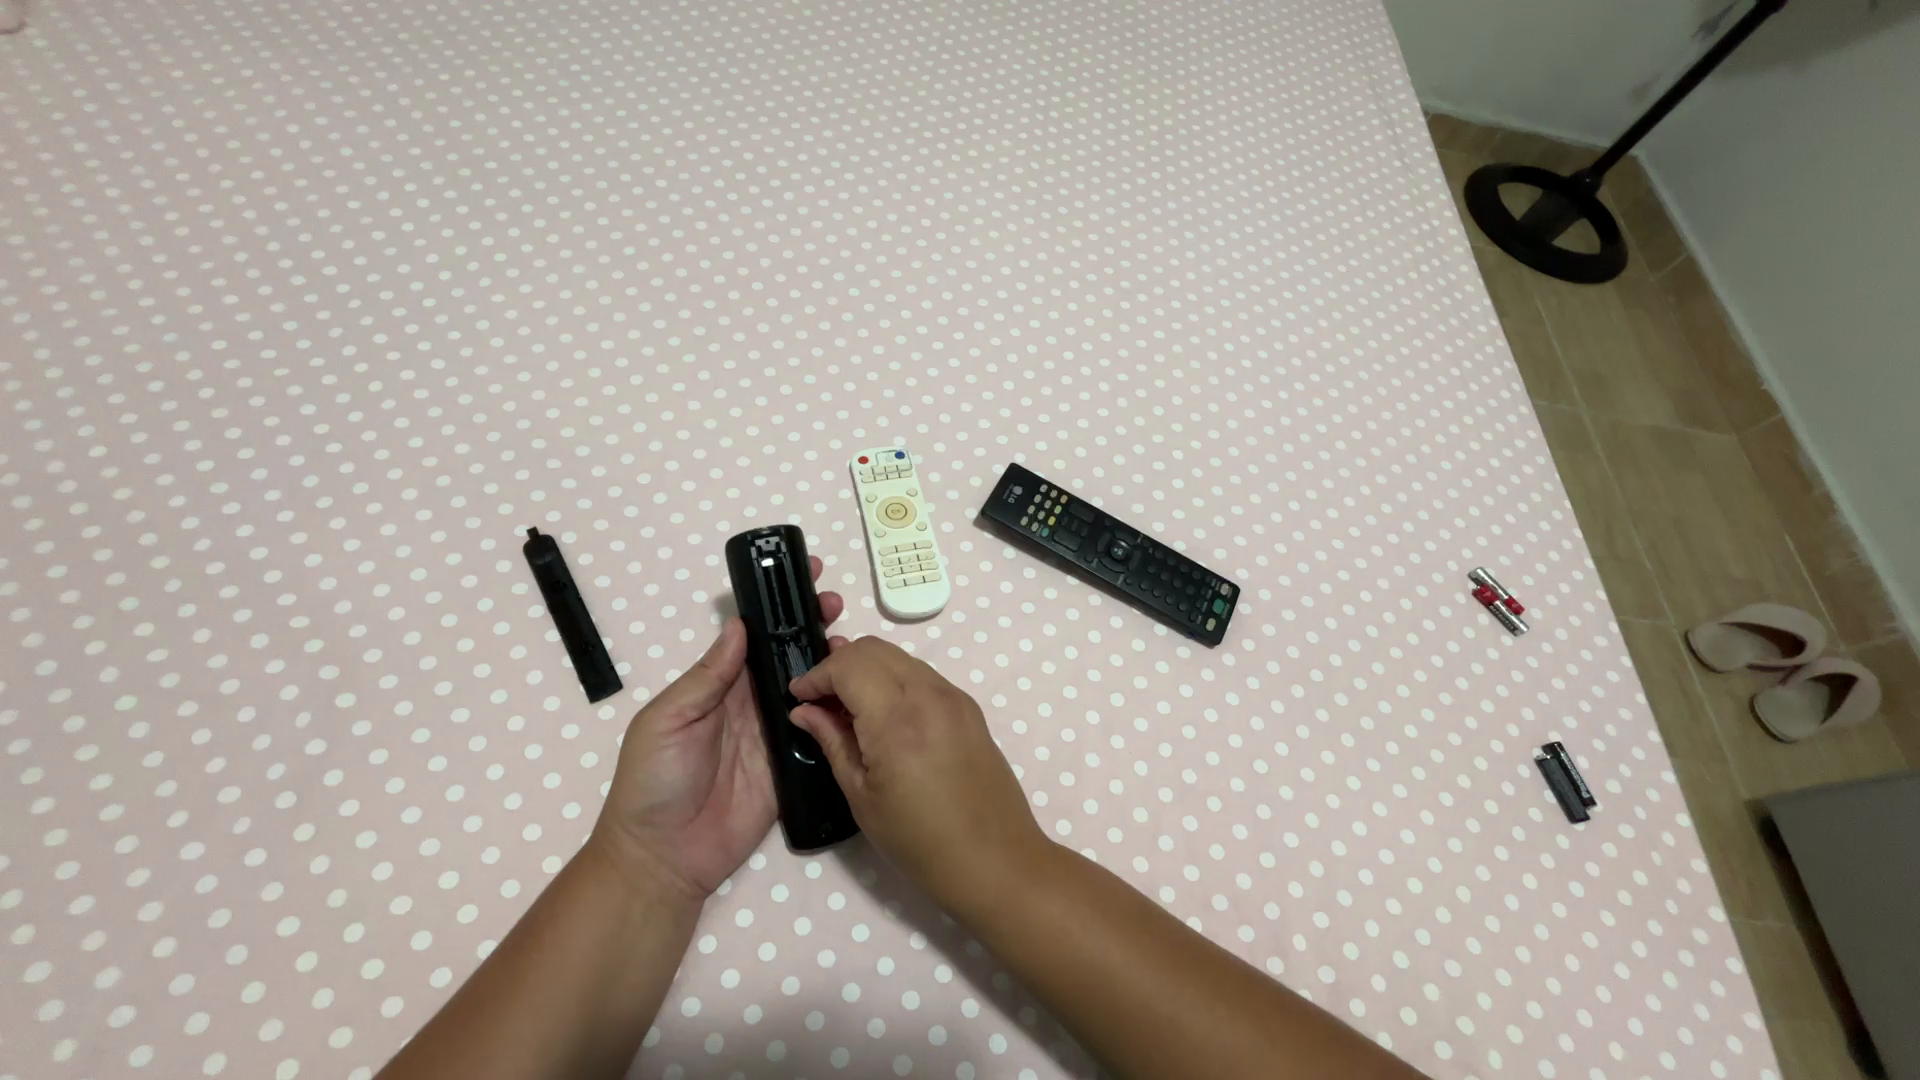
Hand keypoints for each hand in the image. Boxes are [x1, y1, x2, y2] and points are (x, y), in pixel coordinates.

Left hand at [591, 557, 845, 901]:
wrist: (664, 858)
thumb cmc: (653, 782)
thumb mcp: (668, 720)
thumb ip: (707, 677)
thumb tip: (739, 626)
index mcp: (719, 686)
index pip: (754, 636)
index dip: (776, 607)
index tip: (802, 577)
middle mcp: (752, 703)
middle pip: (788, 656)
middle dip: (811, 625)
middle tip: (835, 604)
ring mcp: (776, 735)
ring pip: (809, 689)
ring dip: (830, 664)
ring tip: (852, 644)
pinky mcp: (793, 767)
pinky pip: (819, 733)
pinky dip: (838, 713)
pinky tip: (858, 695)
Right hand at [787, 636, 1047, 913]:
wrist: (995, 859)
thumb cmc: (919, 840)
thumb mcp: (862, 796)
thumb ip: (832, 742)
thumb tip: (804, 710)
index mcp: (897, 717)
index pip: (848, 665)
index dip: (816, 675)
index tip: (797, 696)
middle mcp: (928, 694)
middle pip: (874, 649)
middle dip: (839, 663)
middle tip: (818, 696)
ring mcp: (954, 696)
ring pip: (900, 658)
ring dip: (868, 668)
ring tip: (846, 703)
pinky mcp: (968, 707)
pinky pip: (922, 675)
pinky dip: (894, 679)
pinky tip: (882, 713)